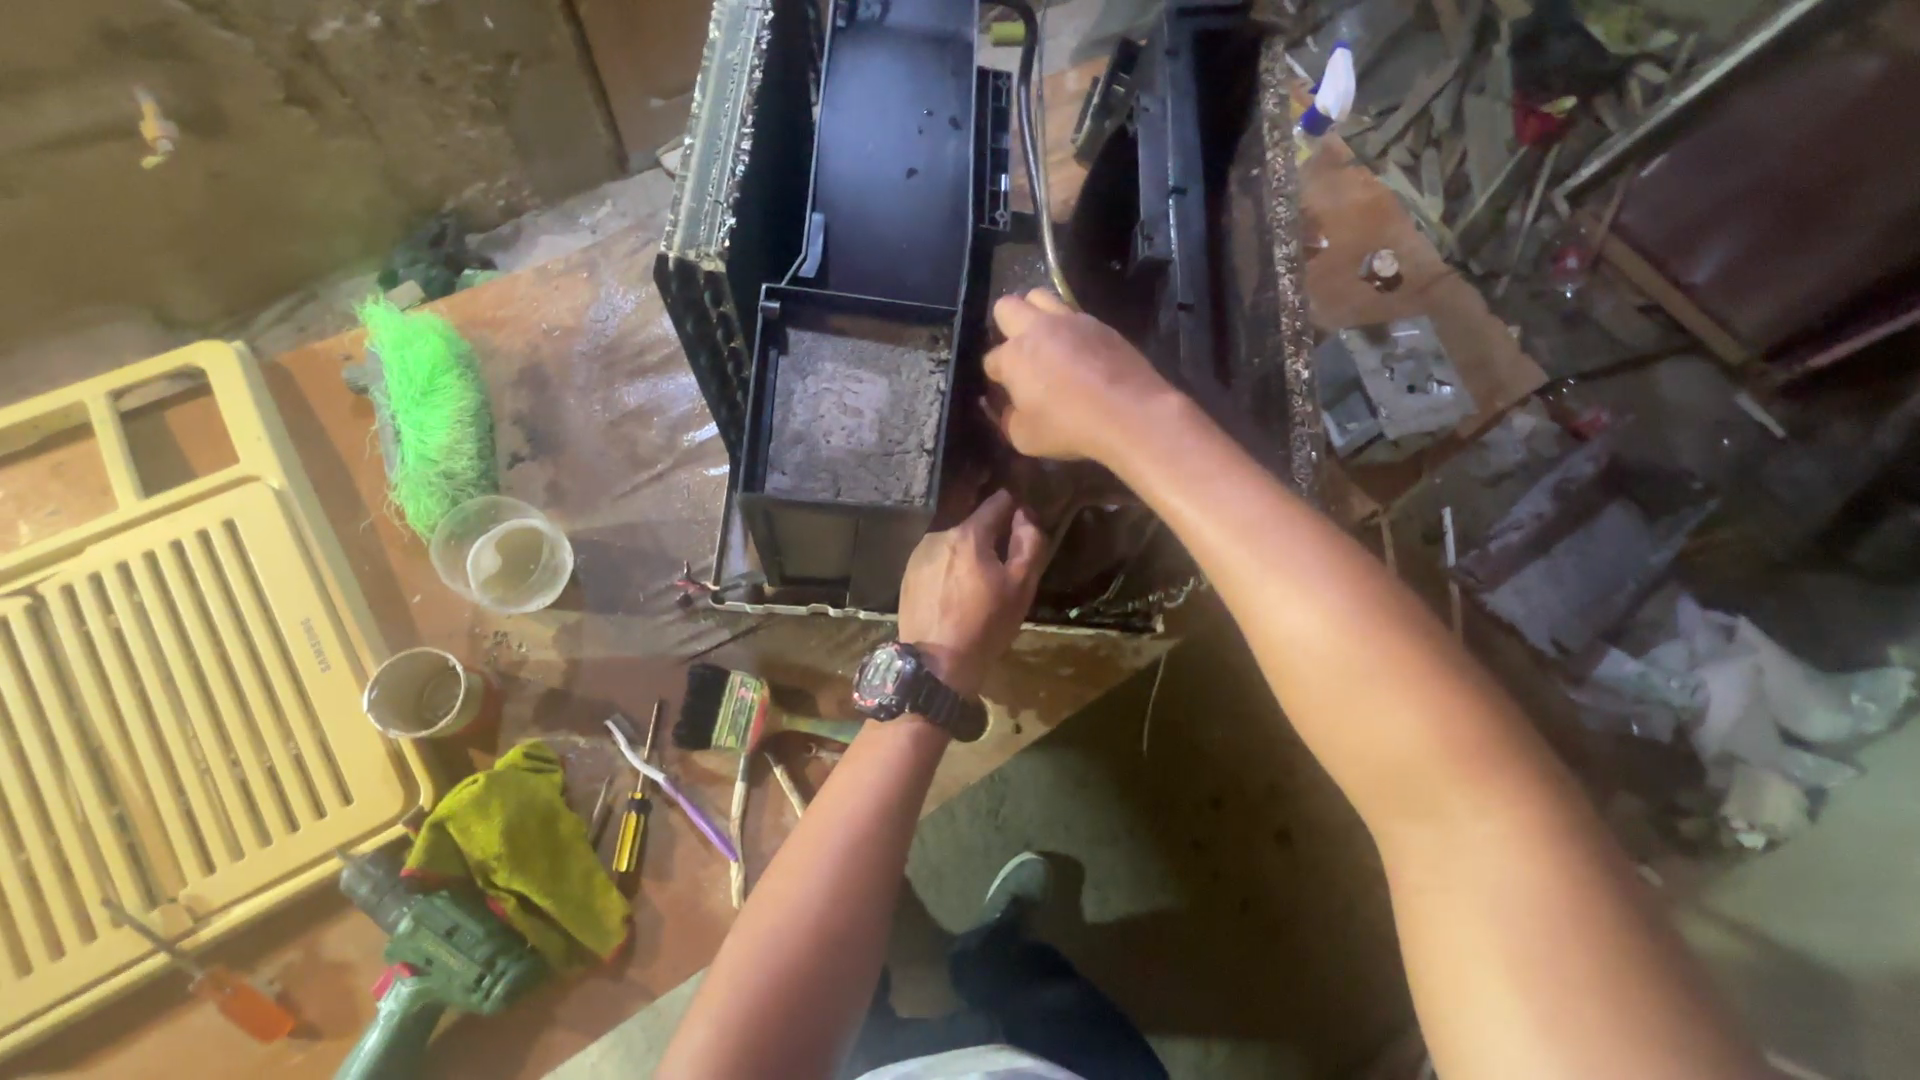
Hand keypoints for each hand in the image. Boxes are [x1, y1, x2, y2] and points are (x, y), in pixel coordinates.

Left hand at [897, 490, 1046, 696]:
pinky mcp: (908, 573)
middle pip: (973, 521)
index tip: (1023, 520)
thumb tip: (1025, 513)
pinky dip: (949, 565)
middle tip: (1003, 560)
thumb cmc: (985, 624)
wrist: (937, 663)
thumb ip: (1029, 542)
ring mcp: (919, 553)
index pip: (998, 501)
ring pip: (953, 541)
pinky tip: (955, 590)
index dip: (1015, 507)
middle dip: (990, 533)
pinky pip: (937, 558)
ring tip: (978, 579)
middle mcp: (939, 534)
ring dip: (968, 550)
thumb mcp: (1021, 586)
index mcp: (969, 533)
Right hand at [984, 289, 1179, 463]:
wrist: (1130, 413)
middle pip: (1007, 306)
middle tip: (1019, 354)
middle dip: (1005, 327)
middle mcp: (1038, 328)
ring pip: (1040, 296)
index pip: (990, 360)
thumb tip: (1006, 409)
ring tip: (1046, 342)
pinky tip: (1078, 351)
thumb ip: (1008, 420)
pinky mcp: (1100, 324)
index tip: (1006, 392)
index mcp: (1013, 356)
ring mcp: (1071, 321)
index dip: (995, 377)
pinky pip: (1074, 314)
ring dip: (1036, 314)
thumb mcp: (1025, 438)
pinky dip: (1069, 328)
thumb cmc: (1070, 427)